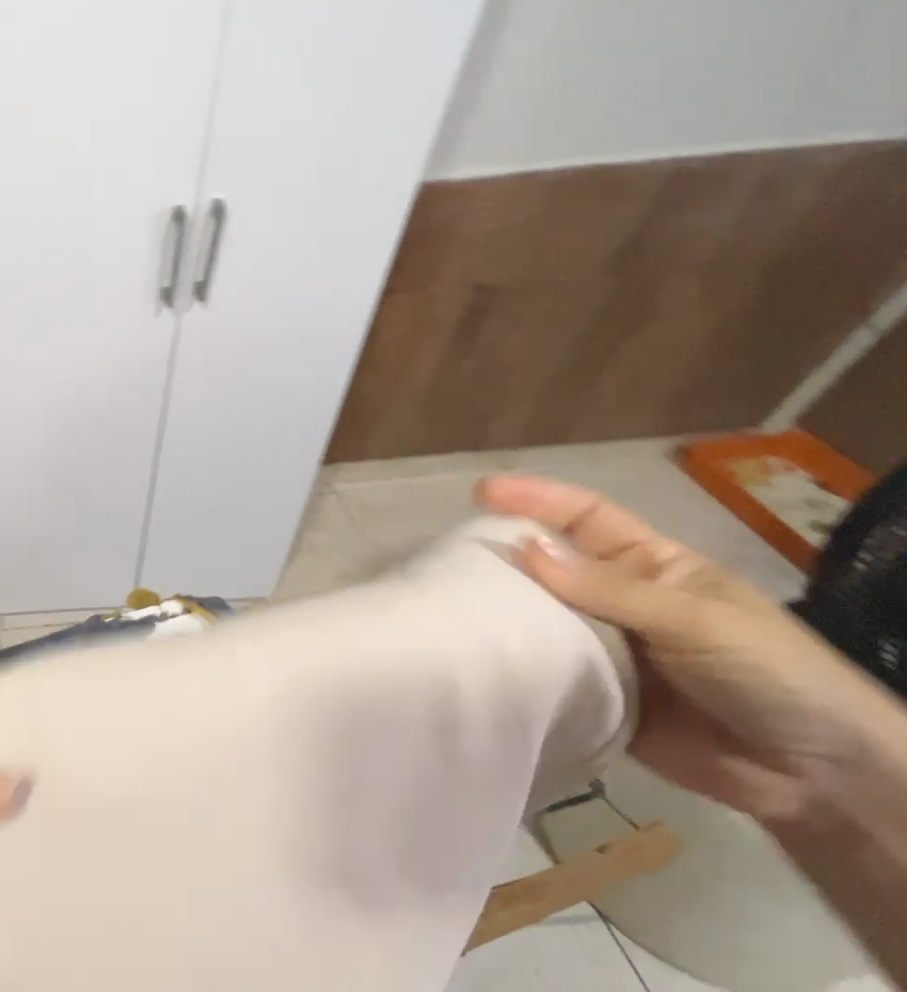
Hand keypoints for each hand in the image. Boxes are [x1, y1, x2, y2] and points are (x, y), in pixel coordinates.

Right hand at [479, 474, 898, 825]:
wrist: (818, 776)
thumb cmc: (773, 675)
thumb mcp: (698, 620)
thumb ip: (610, 589)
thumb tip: (525, 548)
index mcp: (654, 566)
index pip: (587, 517)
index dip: (537, 499)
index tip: (482, 491)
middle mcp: (622, 600)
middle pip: (553, 565)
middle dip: (506, 554)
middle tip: (450, 556)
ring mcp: (609, 649)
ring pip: (543, 618)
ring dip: (506, 611)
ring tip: (452, 604)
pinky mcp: (598, 696)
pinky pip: (548, 670)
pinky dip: (519, 663)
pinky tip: (482, 658)